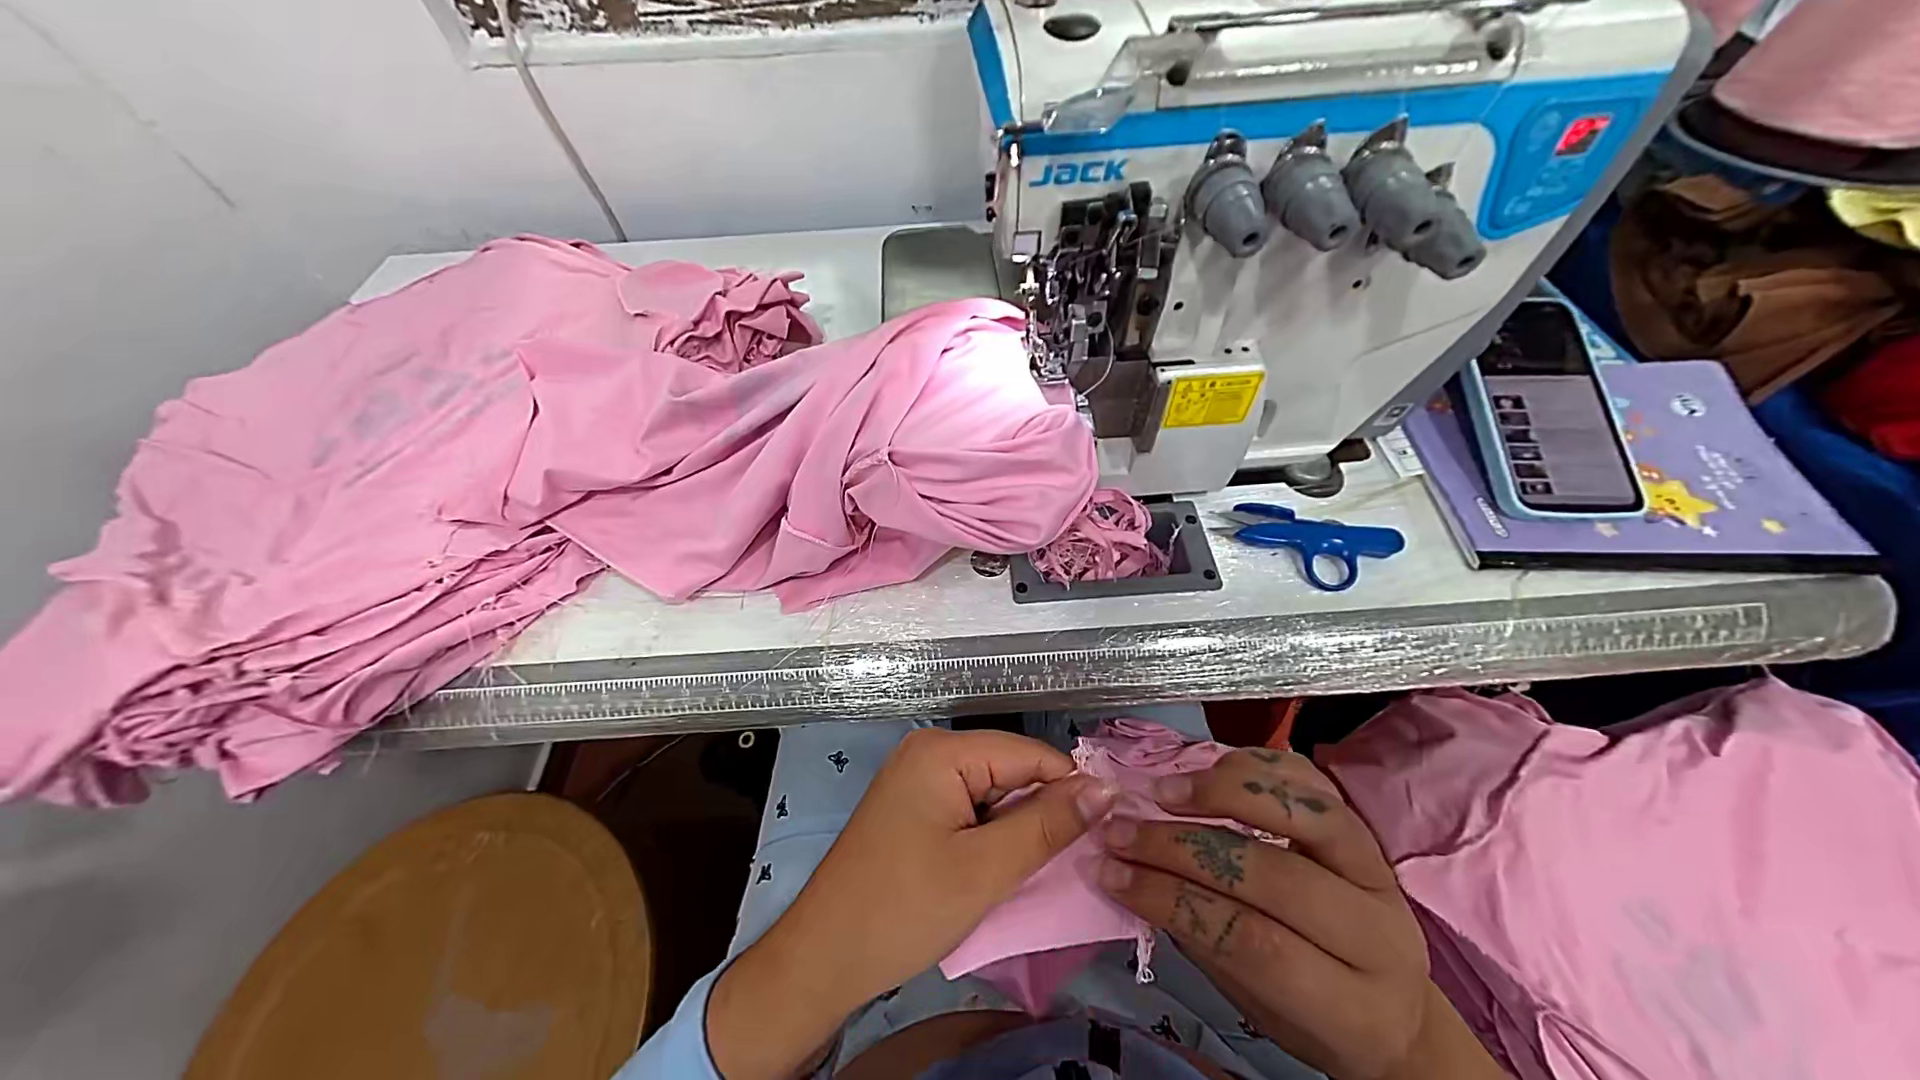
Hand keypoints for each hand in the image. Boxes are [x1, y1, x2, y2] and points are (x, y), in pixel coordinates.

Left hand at [708, 727, 1118, 1079]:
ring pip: (994, 791)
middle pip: (1011, 770)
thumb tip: (1105, 789)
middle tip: (1070, 860)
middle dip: (1042, 811)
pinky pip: (971, 806)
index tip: (1106, 829)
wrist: (825, 957)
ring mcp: (918, 777)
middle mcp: (929, 751)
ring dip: (1018, 827)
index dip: (1071, 789)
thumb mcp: (986, 869)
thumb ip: (1048, 824)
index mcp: (942, 751)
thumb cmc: (904, 908)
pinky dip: (992, 834)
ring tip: (1032, 868)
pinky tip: (999, 865)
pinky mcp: (915, 805)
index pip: (1029, 754)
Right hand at [1097, 748, 1503, 1079]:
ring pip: (1306, 816)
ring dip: (1223, 794)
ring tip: (1163, 791)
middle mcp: (1376, 932)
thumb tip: (1128, 873)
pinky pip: (1313, 782)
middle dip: (1181, 846)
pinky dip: (1256, 767)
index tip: (1109, 872)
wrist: (1395, 1010)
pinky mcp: (1369, 831)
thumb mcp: (1253, 1002)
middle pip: (1273, 875)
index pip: (1251, 941)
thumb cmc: (1308, 1013)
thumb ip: (1199, 935)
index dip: (1171, 900)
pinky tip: (1209, 768)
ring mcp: (1379, 872)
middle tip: (1122, 830)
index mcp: (1350, 1004)